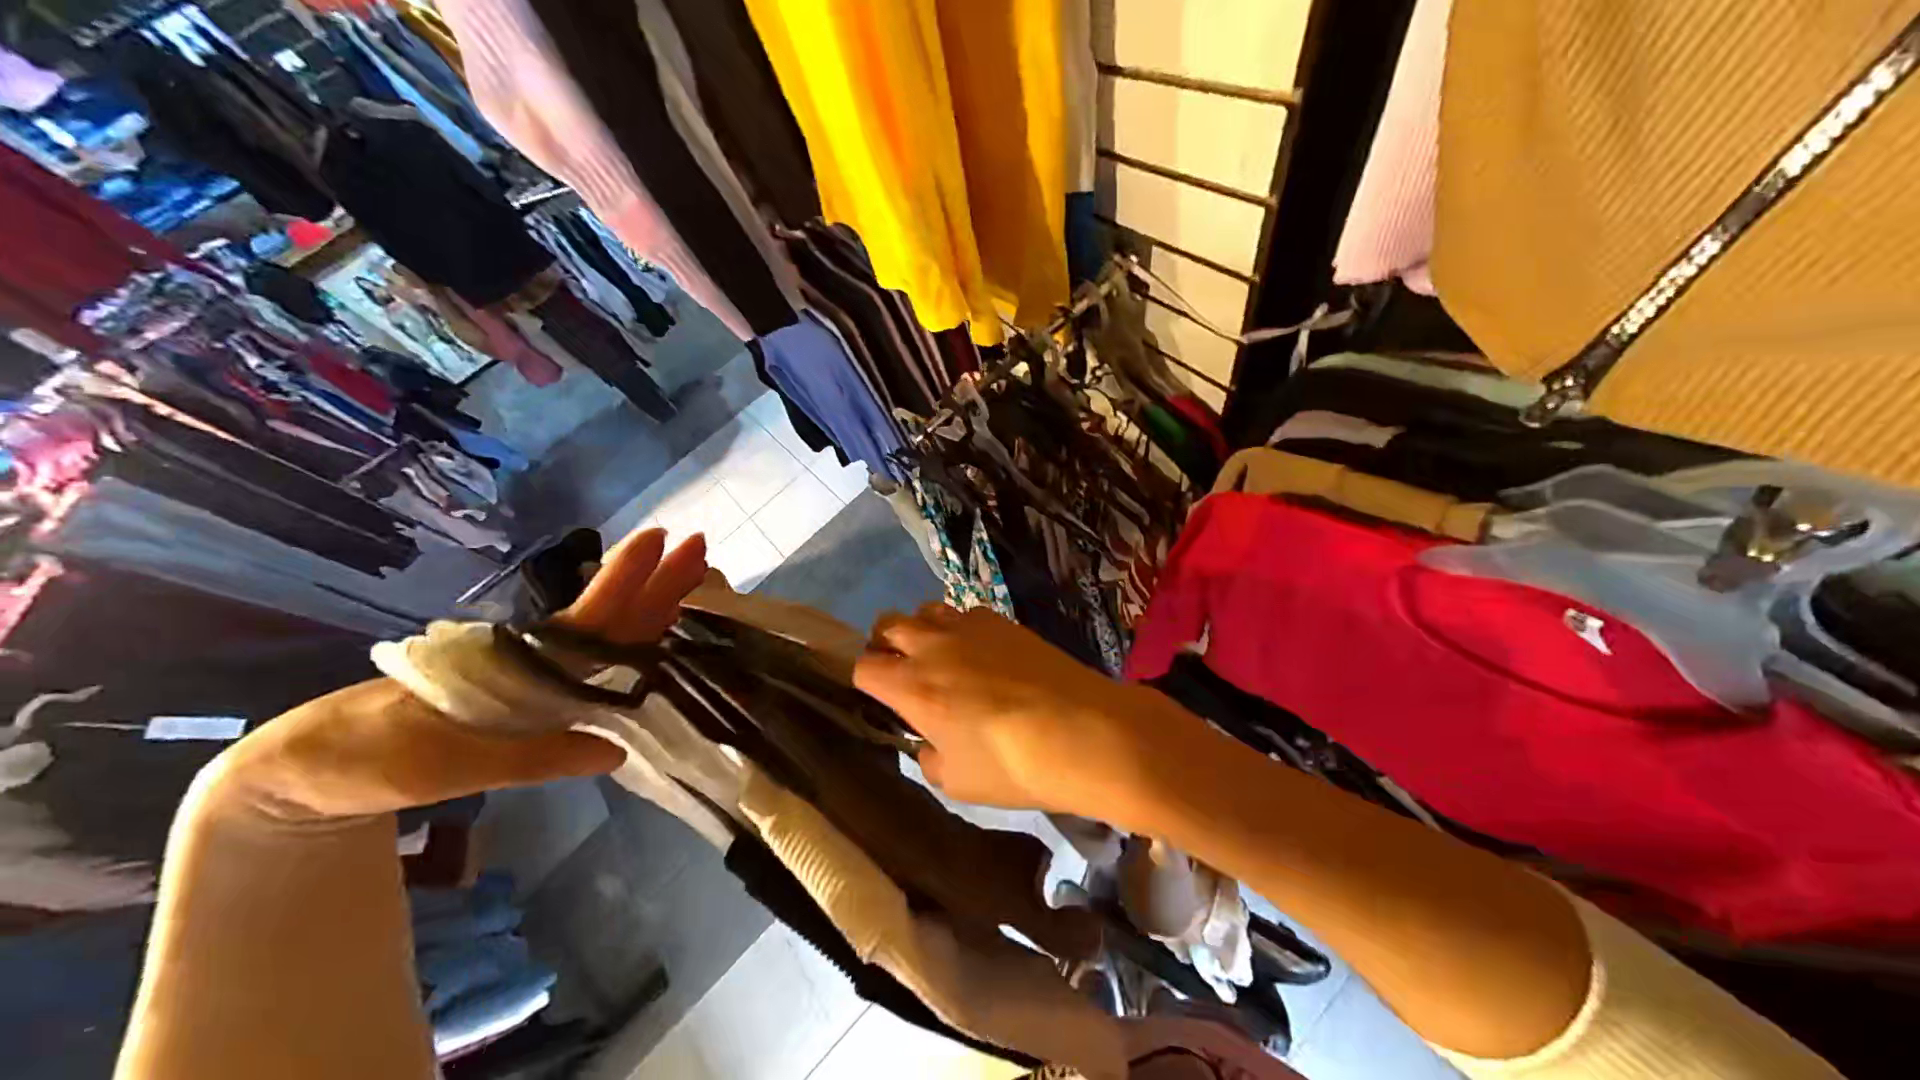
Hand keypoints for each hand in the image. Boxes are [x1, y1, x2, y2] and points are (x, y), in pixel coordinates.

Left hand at [216, 528, 707, 821]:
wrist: (317, 766)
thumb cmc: (375, 756)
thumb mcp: (447, 764)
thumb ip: (531, 757)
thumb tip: (616, 750)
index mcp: (522, 666)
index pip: (593, 617)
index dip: (632, 581)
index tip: (670, 541)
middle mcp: (536, 662)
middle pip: (610, 616)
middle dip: (656, 582)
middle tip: (701, 547)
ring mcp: (533, 674)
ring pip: (603, 632)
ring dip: (647, 604)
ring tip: (688, 578)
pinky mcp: (525, 694)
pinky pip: (588, 659)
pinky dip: (625, 640)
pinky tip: (647, 638)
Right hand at [853, 604, 1204, 821]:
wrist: (1085, 732)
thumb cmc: (1015, 765)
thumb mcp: (958, 782)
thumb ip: (930, 757)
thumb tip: (930, 741)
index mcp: (911, 686)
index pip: (864, 666)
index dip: (866, 681)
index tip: (881, 697)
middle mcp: (932, 646)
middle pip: (887, 624)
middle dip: (885, 645)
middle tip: (903, 671)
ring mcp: (969, 626)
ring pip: (926, 609)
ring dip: (921, 629)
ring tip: (939, 656)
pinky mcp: (1003, 620)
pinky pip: (965, 613)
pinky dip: (959, 628)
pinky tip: (982, 654)